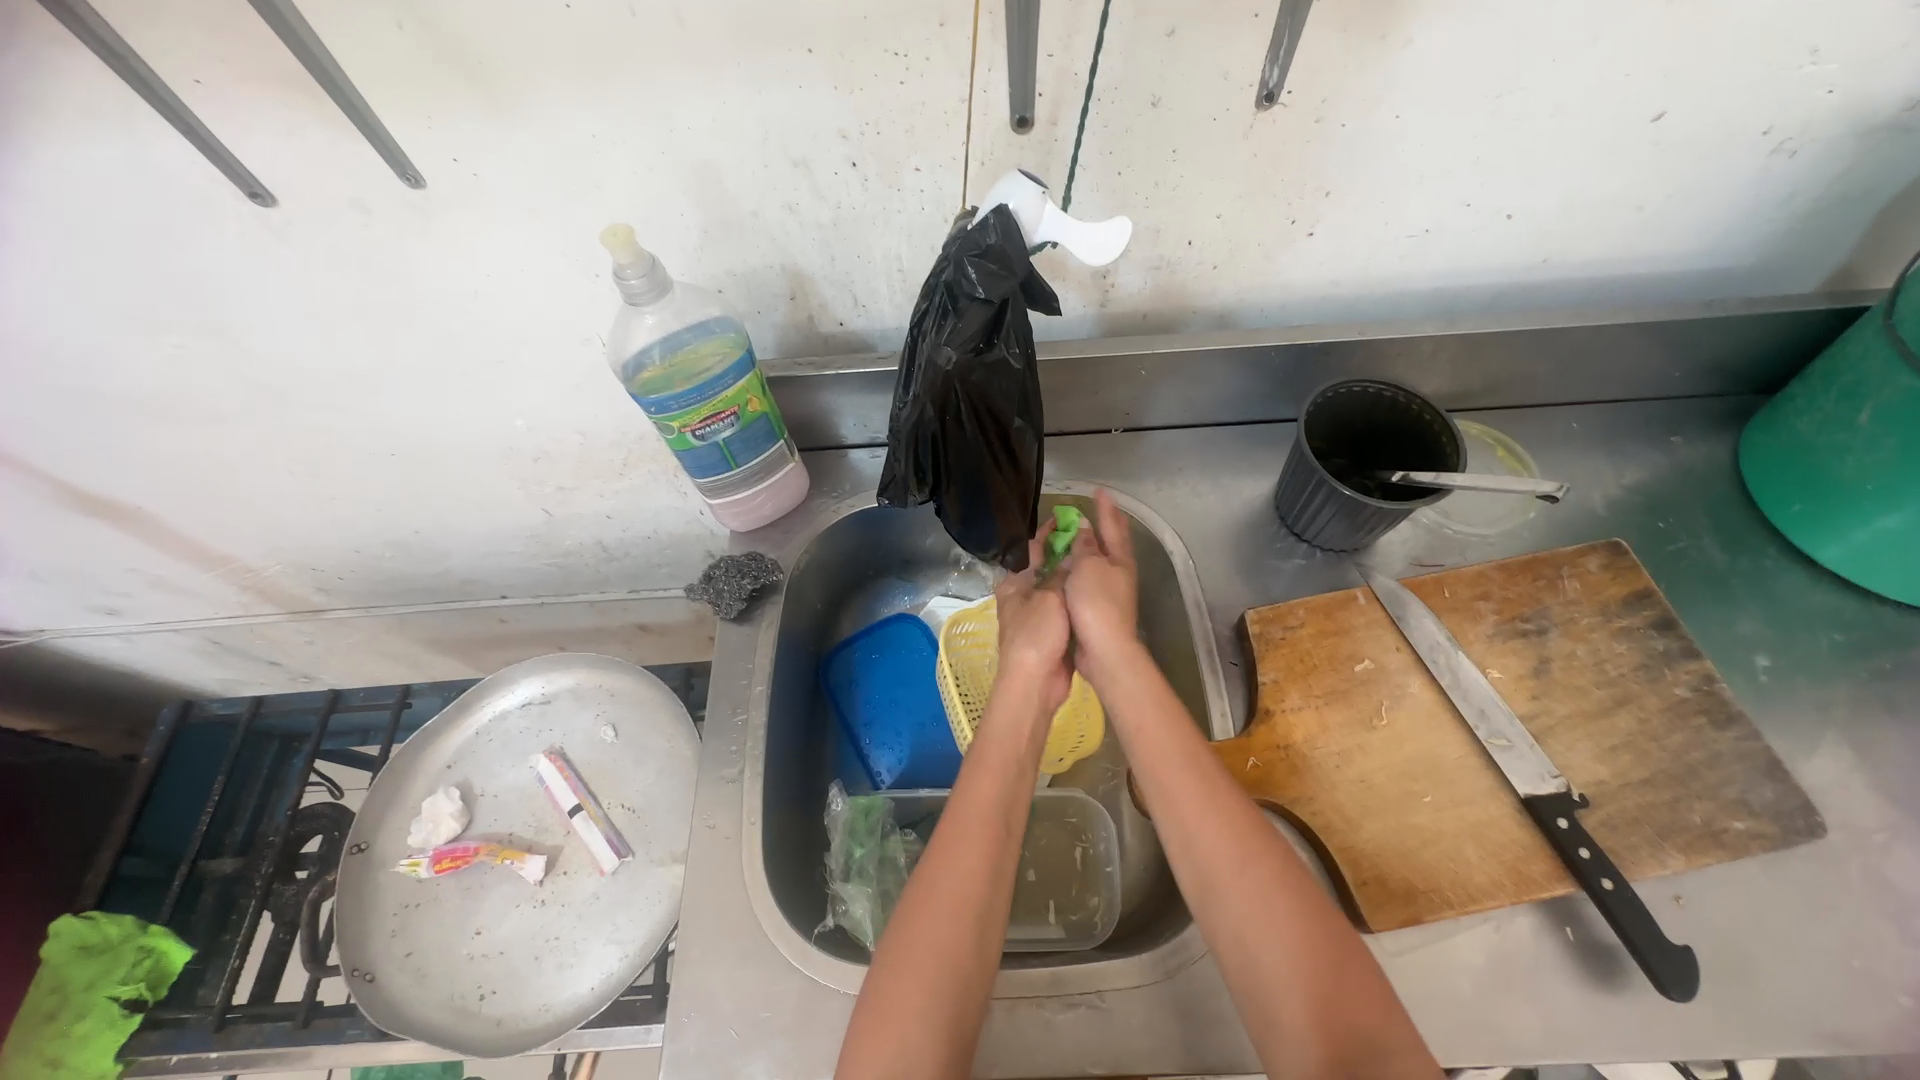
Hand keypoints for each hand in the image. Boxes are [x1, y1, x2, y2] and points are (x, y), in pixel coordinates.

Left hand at [993, 521, 1074, 720]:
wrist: (1035, 681)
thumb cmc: (1036, 634)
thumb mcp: (1049, 598)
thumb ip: (1060, 575)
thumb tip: (1071, 555)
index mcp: (1013, 584)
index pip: (1030, 550)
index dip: (1047, 533)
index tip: (1064, 518)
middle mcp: (1022, 596)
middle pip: (1043, 568)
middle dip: (1062, 553)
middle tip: (1087, 536)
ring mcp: (1036, 616)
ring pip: (1055, 588)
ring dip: (1070, 575)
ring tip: (1094, 557)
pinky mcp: (1050, 633)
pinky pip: (1064, 608)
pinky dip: (1075, 597)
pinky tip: (1091, 589)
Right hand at [1063, 489, 1139, 678]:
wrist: (1104, 648)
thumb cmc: (1096, 602)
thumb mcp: (1088, 567)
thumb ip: (1085, 546)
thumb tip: (1086, 527)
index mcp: (1120, 559)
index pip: (1112, 526)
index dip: (1105, 508)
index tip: (1099, 491)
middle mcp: (1120, 572)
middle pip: (1113, 542)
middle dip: (1106, 524)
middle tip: (1098, 507)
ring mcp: (1112, 591)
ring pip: (1102, 560)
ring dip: (1093, 545)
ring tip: (1082, 534)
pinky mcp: (1100, 608)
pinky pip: (1090, 577)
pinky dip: (1083, 566)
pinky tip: (1073, 567)